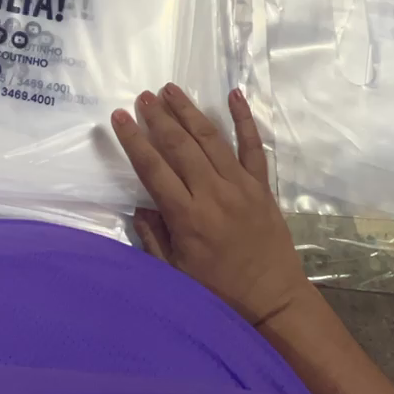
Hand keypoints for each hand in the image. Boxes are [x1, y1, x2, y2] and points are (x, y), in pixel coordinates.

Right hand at [112, 84, 312, 327]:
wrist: (274, 303)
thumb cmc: (219, 292)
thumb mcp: (175, 272)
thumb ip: (153, 236)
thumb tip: (140, 205)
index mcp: (187, 217)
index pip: (153, 169)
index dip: (134, 140)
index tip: (120, 116)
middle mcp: (213, 194)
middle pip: (180, 146)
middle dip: (159, 118)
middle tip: (144, 96)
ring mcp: (240, 186)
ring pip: (211, 139)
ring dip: (189, 111)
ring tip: (171, 89)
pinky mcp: (262, 186)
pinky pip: (253, 146)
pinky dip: (244, 118)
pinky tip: (234, 94)